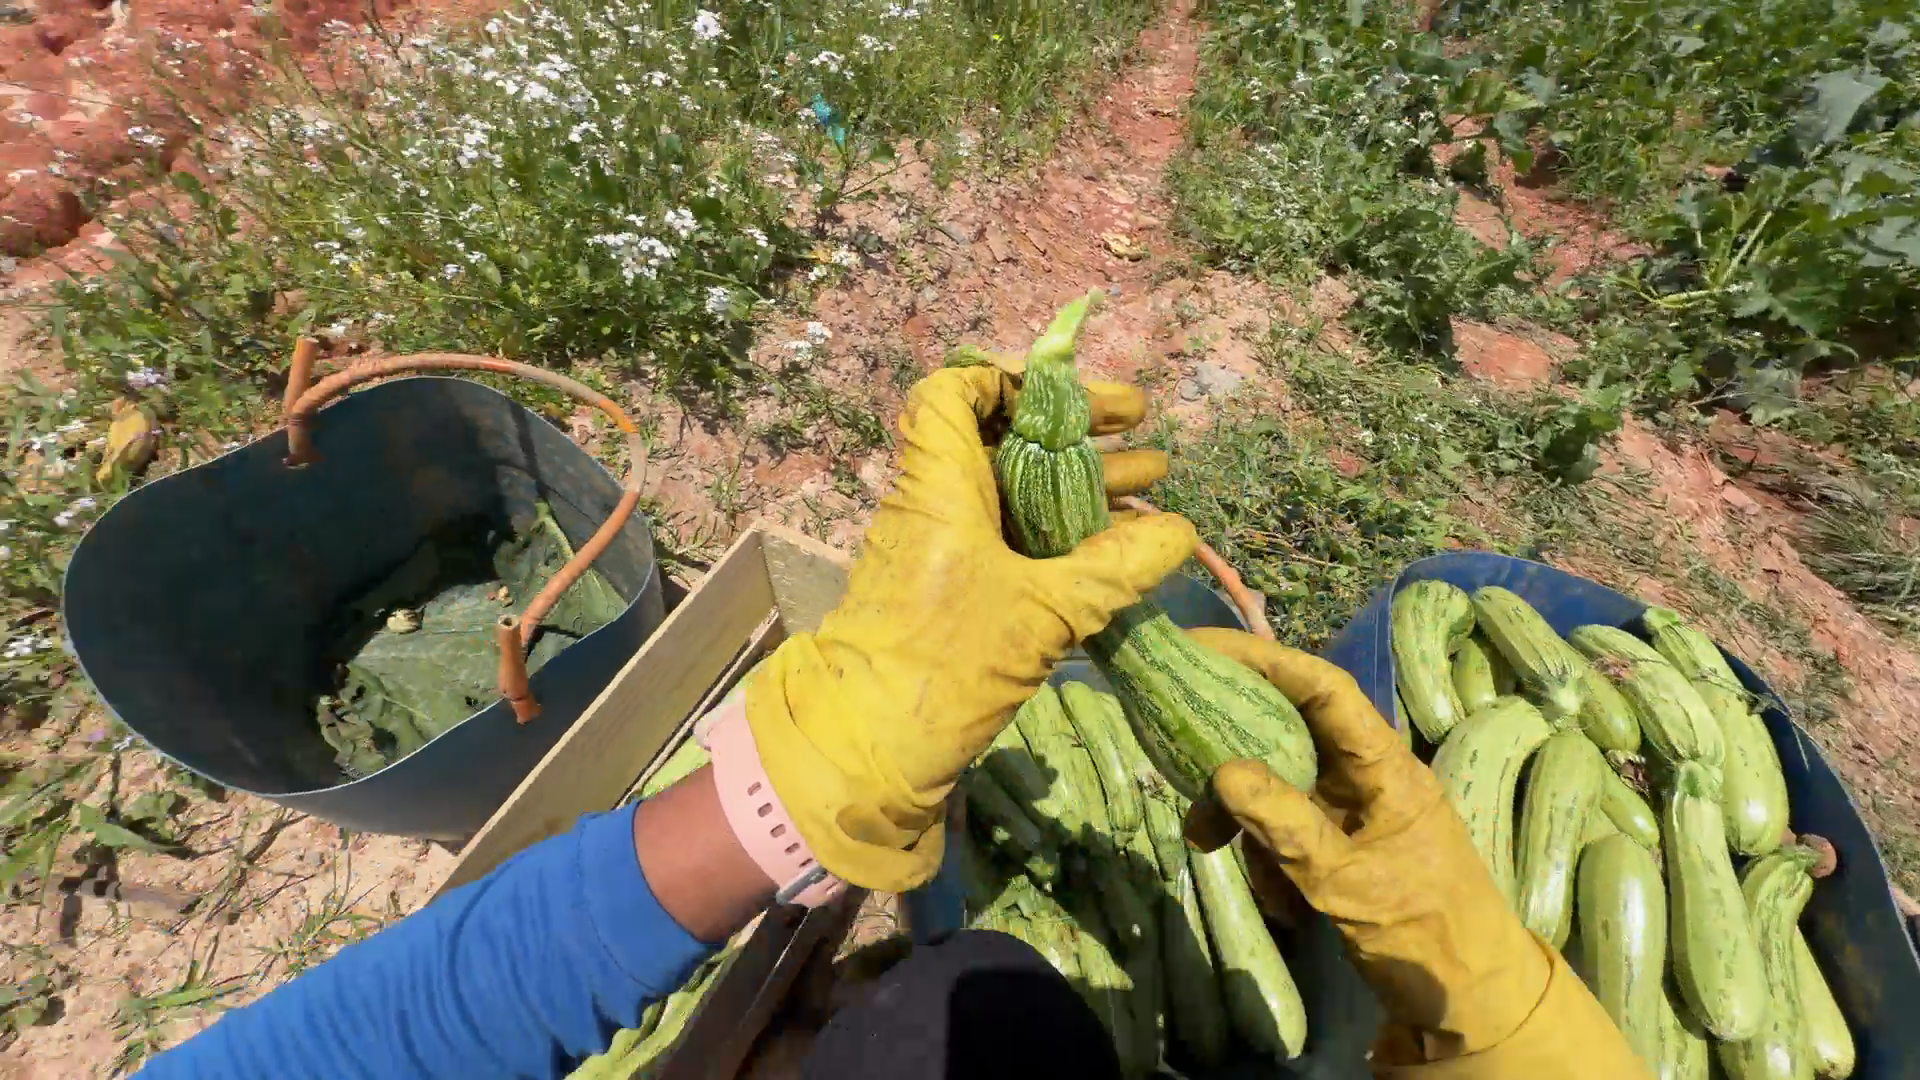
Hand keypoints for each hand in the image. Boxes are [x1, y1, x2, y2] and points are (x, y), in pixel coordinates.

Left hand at [745, 362, 1196, 891]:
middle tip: (1139, 423)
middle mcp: (938, 502)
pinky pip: (1013, 536)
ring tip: (1155, 477)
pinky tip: (1121, 542)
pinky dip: (1062, 531)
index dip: (1005, 379)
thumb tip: (1179, 531)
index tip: (1067, 397)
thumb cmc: (945, 662)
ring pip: (1016, 489)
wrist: (867, 745)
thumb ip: (1114, 567)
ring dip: (1079, 481)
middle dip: (1074, 429)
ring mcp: (945, 544)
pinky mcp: (954, 584)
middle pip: (1003, 437)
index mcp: (941, 485)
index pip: (950, 394)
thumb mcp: (1045, 611)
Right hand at [1181, 628, 1551, 1062]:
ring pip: (1274, 774)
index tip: (1211, 648)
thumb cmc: (1426, 934)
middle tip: (1178, 716)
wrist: (1471, 1002)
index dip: (1269, 659)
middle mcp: (1360, 770)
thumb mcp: (1348, 882)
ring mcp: (1344, 802)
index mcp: (1382, 764)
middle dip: (1232, 728)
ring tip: (1203, 837)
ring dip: (1236, 805)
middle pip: (1286, 723)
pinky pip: (1279, 817)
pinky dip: (1257, 842)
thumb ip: (1287, 825)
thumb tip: (1222, 771)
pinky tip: (1257, 883)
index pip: (1325, 688)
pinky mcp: (1331, 833)